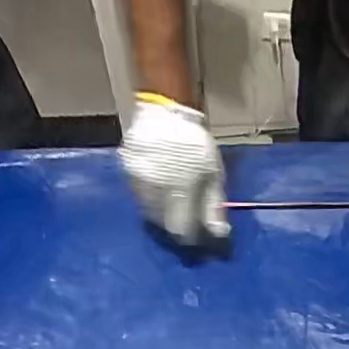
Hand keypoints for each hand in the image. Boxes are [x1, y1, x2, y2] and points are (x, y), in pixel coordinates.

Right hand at [118, 94, 230, 244]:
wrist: (165, 111)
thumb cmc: (194, 142)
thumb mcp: (212, 172)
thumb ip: (213, 205)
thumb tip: (218, 234)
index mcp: (179, 191)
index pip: (181, 230)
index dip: (190, 236)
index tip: (196, 235)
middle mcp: (156, 193)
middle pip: (164, 226)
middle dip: (176, 225)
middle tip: (186, 218)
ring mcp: (140, 186)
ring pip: (151, 215)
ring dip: (163, 216)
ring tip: (173, 205)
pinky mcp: (129, 178)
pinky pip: (140, 200)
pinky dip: (151, 203)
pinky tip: (160, 194)